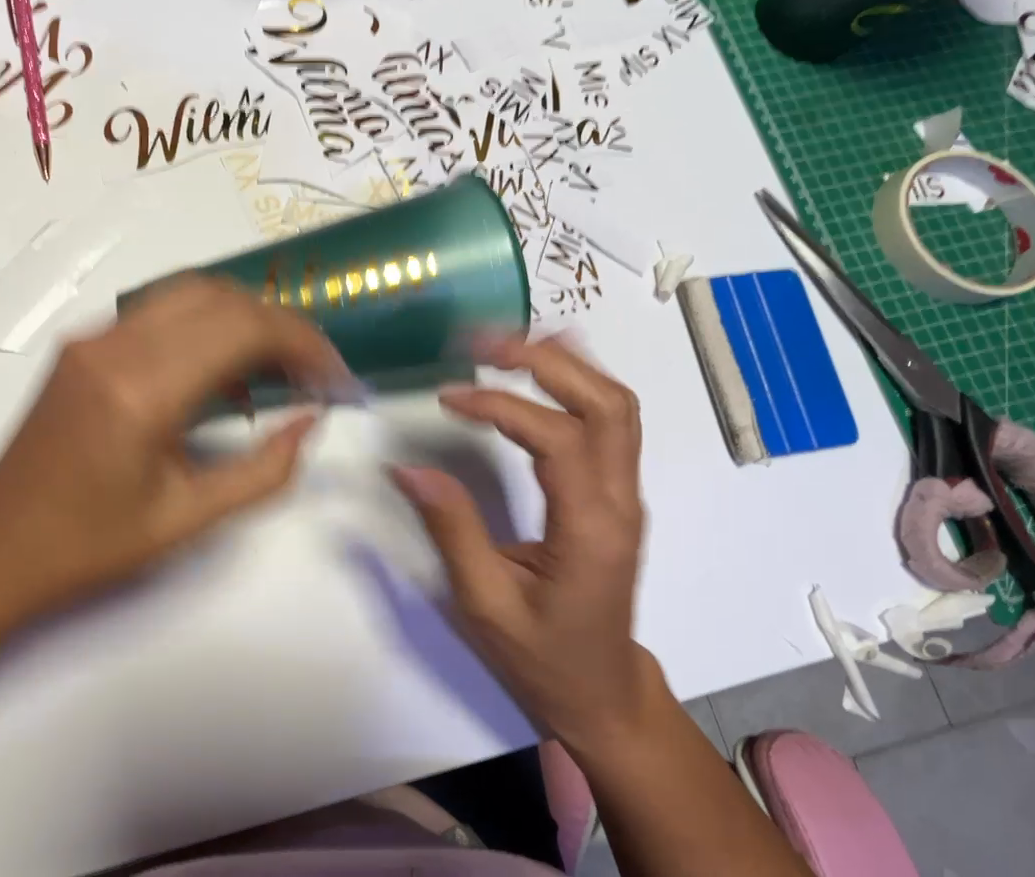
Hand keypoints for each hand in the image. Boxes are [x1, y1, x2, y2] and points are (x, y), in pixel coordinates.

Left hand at [0, 277, 351, 646]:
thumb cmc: (89, 546)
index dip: (305, 343)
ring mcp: (91, 339)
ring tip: (276, 373)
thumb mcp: (188, 520)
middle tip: (314, 375)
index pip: (243, 328)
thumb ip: (263, 470)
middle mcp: (113, 345)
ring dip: (243, 321)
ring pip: (188, 294)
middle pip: (221, 297)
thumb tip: (312, 420)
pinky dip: (204, 328)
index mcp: (141, 390)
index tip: (337, 380)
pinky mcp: (80, 346)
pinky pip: (157, 314)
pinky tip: (221, 374)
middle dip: (280, 327)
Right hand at [390, 334, 658, 750]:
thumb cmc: (541, 656)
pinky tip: (543, 369)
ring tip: (510, 342)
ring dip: (568, 365)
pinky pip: (612, 424)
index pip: (557, 439)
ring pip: (617, 407)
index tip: (448, 398)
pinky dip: (578, 385)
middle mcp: (619, 502)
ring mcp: (626, 496)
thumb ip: (452, 529)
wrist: (601, 693)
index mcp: (589, 530)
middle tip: (485, 341)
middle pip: (607, 405)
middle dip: (547, 362)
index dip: (502, 405)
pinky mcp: (616, 496)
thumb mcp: (484, 602)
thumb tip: (408, 468)